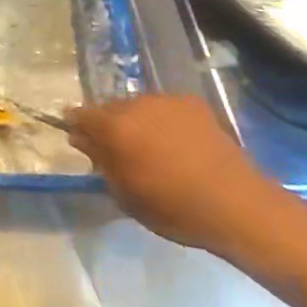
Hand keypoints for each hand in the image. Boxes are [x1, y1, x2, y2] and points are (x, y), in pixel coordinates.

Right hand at [68, 95, 290, 255]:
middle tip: (114, 149)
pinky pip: (165, 108)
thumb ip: (102, 163)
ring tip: (148, 147)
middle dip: (108, 124)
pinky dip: (162, 121)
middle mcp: (138, 103)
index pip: (83, 115)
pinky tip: (175, 143)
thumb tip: (85, 140)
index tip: (75, 136)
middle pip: (111, 107)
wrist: (231, 199)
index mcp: (116, 127)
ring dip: (136, 121)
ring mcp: (167, 99)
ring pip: (139, 105)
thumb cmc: (172, 207)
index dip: (76, 124)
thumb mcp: (126, 195)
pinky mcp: (192, 102)